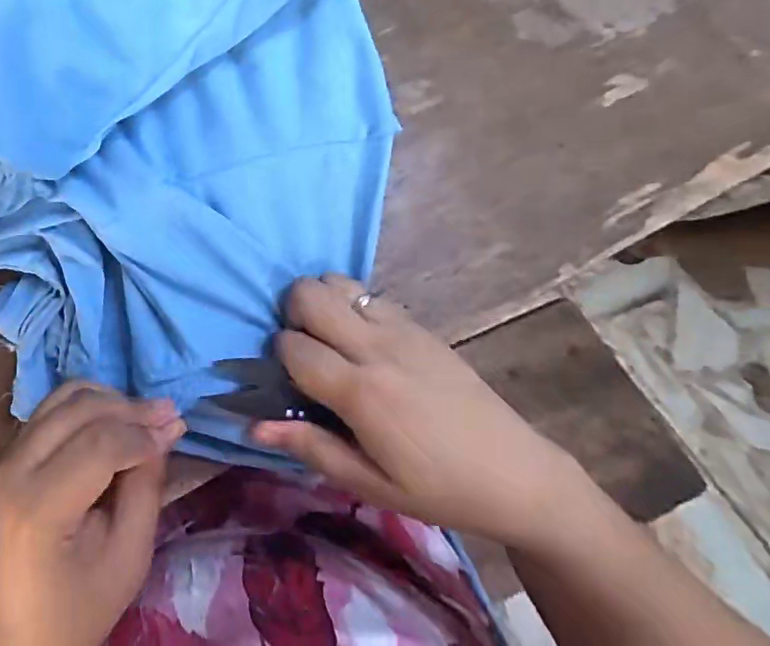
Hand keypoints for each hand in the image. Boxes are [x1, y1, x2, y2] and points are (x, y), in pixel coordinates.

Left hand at [0, 382, 184, 645]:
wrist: (16, 637)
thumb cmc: (77, 609)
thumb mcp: (127, 558)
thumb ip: (146, 489)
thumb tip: (168, 429)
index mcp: (39, 506)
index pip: (99, 444)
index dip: (142, 432)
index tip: (176, 431)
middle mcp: (13, 470)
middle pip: (79, 409)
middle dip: (129, 408)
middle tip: (168, 414)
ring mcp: (5, 459)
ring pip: (63, 397)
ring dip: (108, 400)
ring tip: (143, 418)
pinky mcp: (7, 456)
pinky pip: (51, 409)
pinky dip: (86, 405)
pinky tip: (114, 421)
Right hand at [251, 274, 589, 548]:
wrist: (515, 472)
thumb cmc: (438, 488)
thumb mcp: (371, 485)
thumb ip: (311, 447)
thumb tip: (254, 423)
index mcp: (362, 393)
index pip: (293, 346)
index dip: (279, 357)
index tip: (288, 379)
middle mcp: (376, 348)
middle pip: (309, 294)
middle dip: (290, 313)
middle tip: (303, 349)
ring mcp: (400, 328)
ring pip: (336, 281)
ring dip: (320, 301)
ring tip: (329, 338)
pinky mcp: (418, 324)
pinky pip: (368, 293)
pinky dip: (350, 304)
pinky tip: (362, 341)